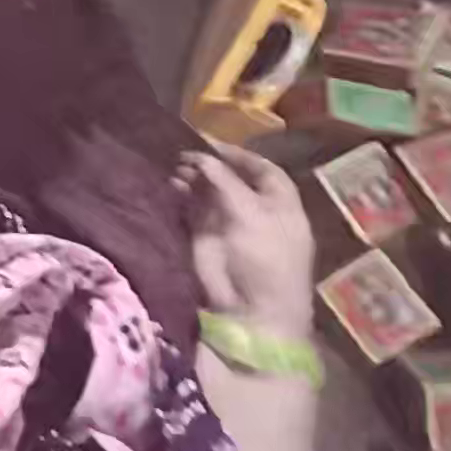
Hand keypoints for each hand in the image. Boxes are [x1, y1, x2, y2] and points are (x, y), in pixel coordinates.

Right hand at [174, 141, 314, 339]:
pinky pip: (191, 205)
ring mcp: (227, 220)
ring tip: (175, 168)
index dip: (239, 155)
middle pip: (230, 176)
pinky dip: (181, 193)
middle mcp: (253, 208)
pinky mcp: (203, 232)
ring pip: (208, 188)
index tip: (211, 143)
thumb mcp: (252, 215)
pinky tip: (172, 185)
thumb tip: (200, 156)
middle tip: (184, 152)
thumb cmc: (265, 259)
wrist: (250, 307)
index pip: (262, 169)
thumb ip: (225, 182)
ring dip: (193, 176)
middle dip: (210, 163)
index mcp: (279, 203)